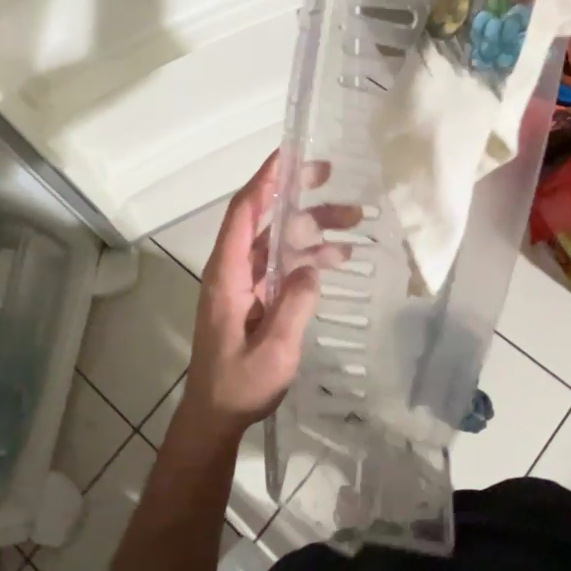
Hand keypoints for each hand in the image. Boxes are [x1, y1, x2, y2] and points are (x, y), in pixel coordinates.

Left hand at [175, 153, 359, 445]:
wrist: (215, 416)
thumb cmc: (239, 385)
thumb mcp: (273, 350)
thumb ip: (294, 306)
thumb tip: (314, 267)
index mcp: (227, 273)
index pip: (243, 213)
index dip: (265, 180)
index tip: (290, 154)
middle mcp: (232, 269)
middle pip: (263, 219)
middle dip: (295, 194)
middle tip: (331, 174)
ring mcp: (243, 283)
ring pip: (277, 241)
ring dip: (311, 228)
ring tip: (354, 219)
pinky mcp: (254, 298)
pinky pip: (282, 266)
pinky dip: (308, 257)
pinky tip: (340, 256)